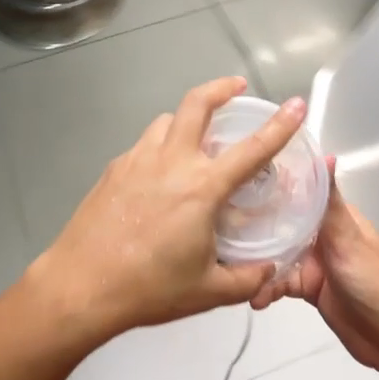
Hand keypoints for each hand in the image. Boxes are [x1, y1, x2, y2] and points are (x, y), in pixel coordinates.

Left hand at [29, 77, 307, 339]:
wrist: (82, 284)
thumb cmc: (150, 288)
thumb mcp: (208, 291)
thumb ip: (247, 278)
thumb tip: (269, 270)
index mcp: (202, 187)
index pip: (252, 149)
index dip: (279, 125)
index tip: (296, 105)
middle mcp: (171, 161)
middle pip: (196, 104)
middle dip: (220, 87)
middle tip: (236, 87)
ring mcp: (138, 159)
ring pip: (166, 121)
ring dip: (186, 120)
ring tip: (196, 137)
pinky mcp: (114, 168)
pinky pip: (144, 144)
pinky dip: (160, 146)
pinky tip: (160, 175)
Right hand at [250, 163, 378, 377]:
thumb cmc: (376, 283)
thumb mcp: (350, 241)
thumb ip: (330, 203)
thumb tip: (325, 154)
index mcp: (335, 216)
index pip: (300, 191)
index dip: (272, 184)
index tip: (236, 178)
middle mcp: (322, 234)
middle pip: (283, 222)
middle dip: (256, 225)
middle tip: (222, 227)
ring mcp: (315, 261)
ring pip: (278, 253)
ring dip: (259, 262)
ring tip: (235, 271)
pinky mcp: (309, 288)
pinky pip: (281, 281)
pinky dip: (267, 287)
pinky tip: (253, 297)